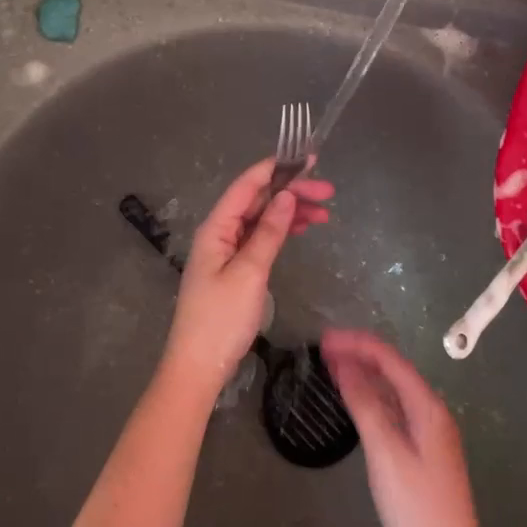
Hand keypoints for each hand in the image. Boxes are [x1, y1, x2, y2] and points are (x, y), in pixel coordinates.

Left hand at [162, 158, 331, 390]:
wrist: (199, 367)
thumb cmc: (221, 319)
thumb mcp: (249, 273)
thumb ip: (268, 232)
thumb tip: (286, 195)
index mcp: (216, 228)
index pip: (246, 186)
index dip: (274, 168)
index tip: (305, 159)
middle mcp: (220, 233)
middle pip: (257, 201)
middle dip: (290, 191)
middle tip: (328, 190)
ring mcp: (227, 251)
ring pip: (262, 219)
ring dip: (290, 211)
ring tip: (325, 210)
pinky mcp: (234, 269)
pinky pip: (260, 238)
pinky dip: (282, 230)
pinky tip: (303, 227)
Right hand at [322, 330, 478, 526]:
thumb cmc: (416, 501)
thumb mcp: (386, 452)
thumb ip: (365, 405)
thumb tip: (343, 364)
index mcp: (427, 405)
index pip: (390, 359)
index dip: (357, 344)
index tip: (325, 339)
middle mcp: (431, 411)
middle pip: (393, 370)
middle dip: (359, 354)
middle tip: (324, 350)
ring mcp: (428, 430)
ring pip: (394, 389)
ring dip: (364, 373)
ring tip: (333, 366)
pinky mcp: (422, 449)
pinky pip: (395, 408)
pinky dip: (372, 396)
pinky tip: (356, 399)